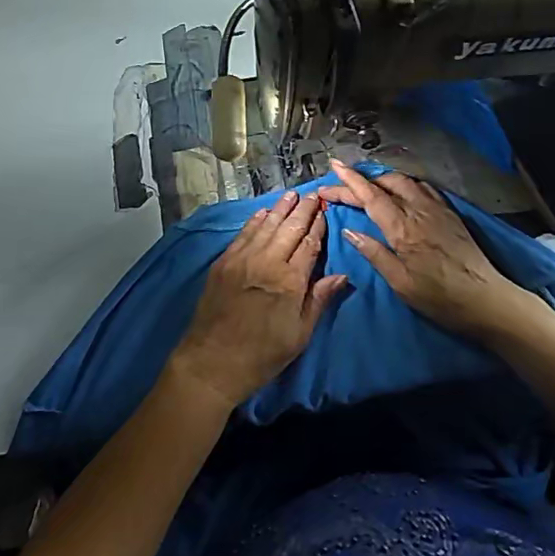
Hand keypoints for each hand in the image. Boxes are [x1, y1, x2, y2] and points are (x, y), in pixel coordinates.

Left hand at [165, 190, 348, 410]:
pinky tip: (263, 213)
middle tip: (313, 194)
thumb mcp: (299, 334)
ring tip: (292, 195)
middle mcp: (267, 261)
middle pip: (289, 228)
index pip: (310, 244)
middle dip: (303, 210)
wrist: (213, 361)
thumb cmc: (262, 354)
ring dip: (280, 209)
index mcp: (290, 280)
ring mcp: (242, 259)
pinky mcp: (223, 262)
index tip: (326, 210)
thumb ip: (319, 300)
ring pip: (266, 226)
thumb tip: (341, 275)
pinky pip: (243, 234)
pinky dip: (255, 221)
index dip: (319, 226)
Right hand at [316, 162, 542, 340]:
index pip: (370, 196)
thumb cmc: (439, 296)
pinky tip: (401, 193)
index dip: (350, 181)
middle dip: (362, 180)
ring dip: (383, 179)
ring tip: (369, 187)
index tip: (334, 166)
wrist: (486, 299)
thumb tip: (349, 232)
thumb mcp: (400, 282)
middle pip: (387, 182)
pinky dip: (405, 184)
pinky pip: (424, 188)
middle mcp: (420, 211)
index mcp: (403, 228)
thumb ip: (374, 253)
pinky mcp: (450, 214)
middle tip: (344, 186)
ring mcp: (438, 209)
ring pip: (406, 181)